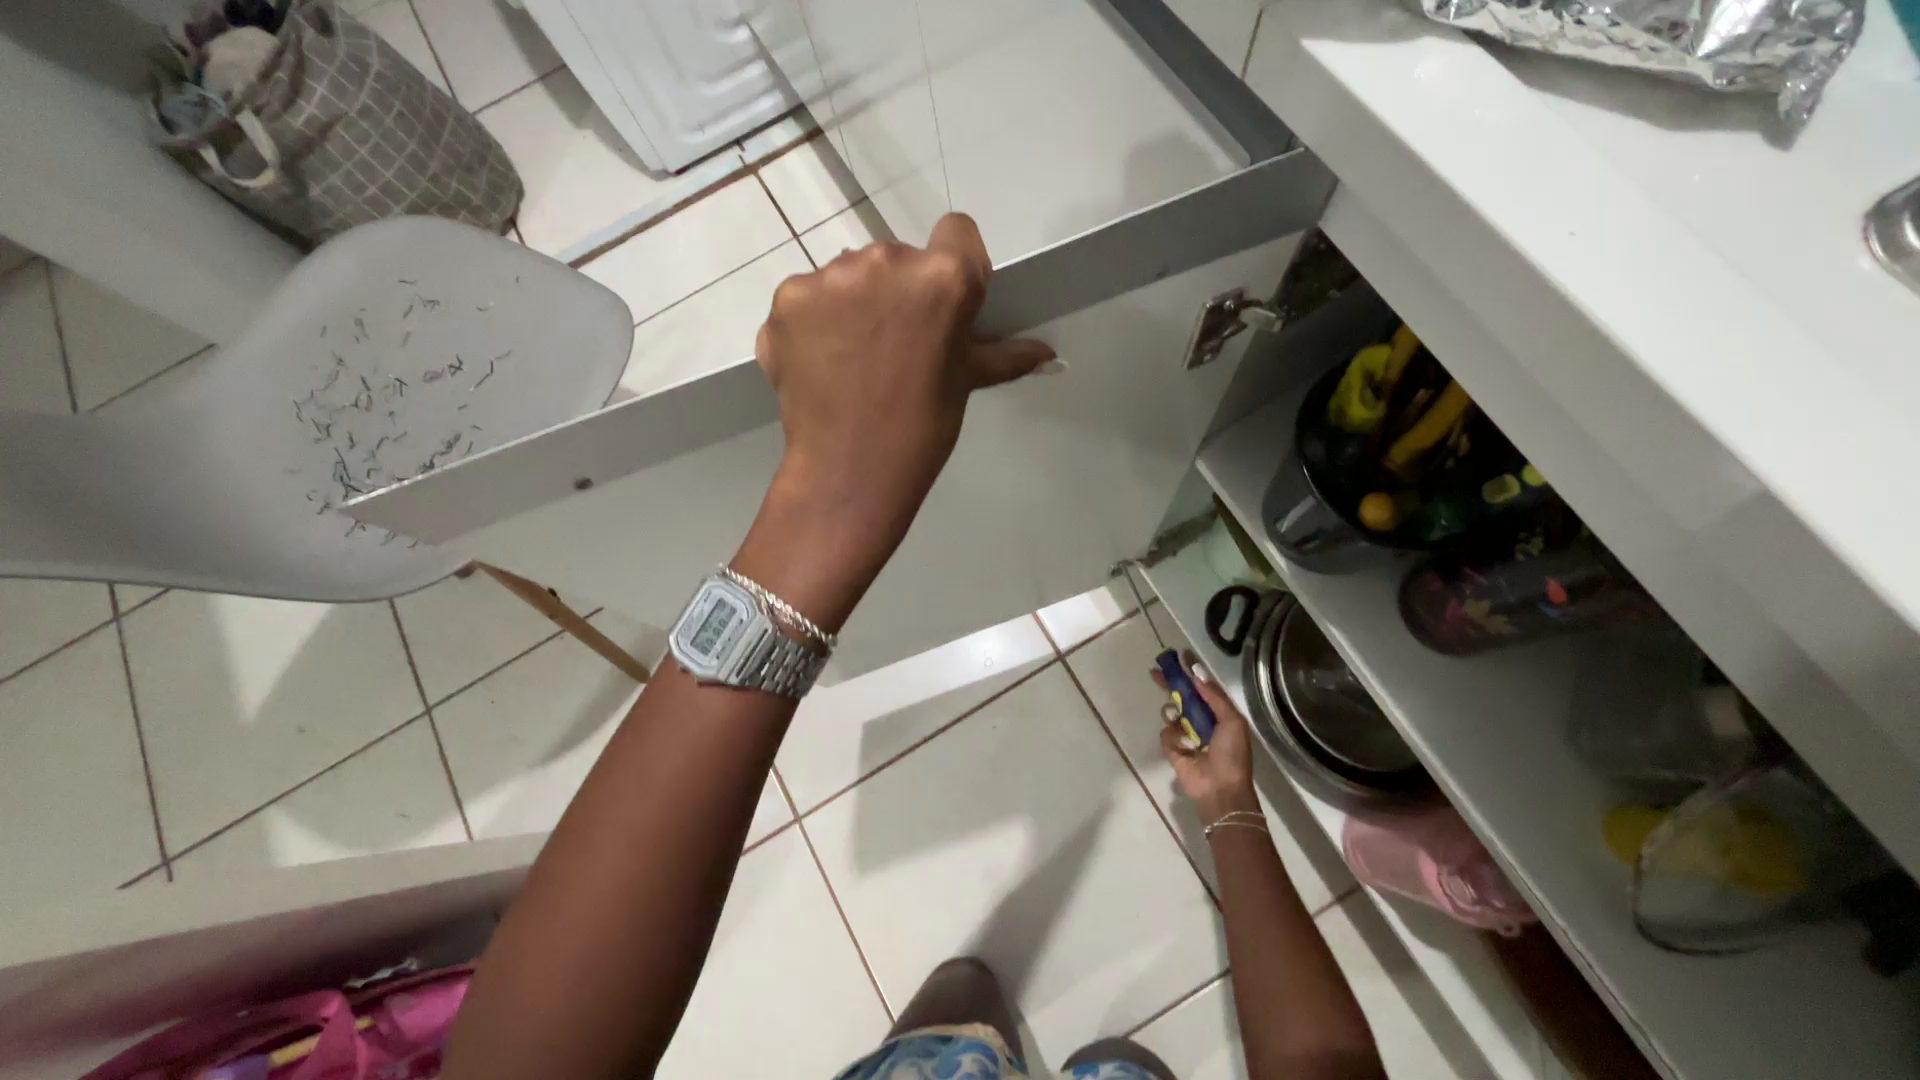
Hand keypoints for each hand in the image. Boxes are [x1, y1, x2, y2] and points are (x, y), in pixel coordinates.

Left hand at [754, 213, 1055, 545]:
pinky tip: (821, 362)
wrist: (849, 470)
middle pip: (897, 256)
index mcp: (944, 278)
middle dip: (898, 290)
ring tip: (853, 358)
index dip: (952, 264)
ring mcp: (830, 277)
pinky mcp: (788, 299)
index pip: (957, 232)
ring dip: (853, 303)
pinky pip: (807, 298)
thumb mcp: (966, 383)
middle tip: (894, 345)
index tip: (942, 304)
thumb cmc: (921, 428)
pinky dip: (813, 323)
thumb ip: (1005, 355)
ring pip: (848, 274)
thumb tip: (1049, 354)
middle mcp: (887, 261)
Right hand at [1154, 652, 1257, 822]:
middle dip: (1171, 682)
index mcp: (1219, 713)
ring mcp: (1186, 734)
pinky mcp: (1172, 748)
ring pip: (1171, 712)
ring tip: (1179, 719)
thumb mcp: (1231, 721)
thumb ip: (1214, 696)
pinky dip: (1173, 737)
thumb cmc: (1232, 754)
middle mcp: (1202, 720)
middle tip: (1157, 669)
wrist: (1221, 789)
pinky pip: (1166, 733)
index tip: (1182, 654)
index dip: (1193, 670)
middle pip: (1183, 694)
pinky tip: (1184, 745)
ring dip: (1173, 712)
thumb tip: (1197, 672)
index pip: (1204, 686)